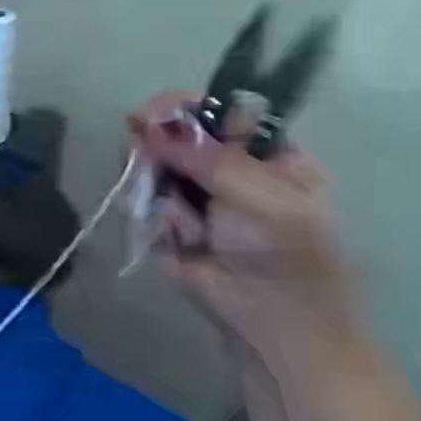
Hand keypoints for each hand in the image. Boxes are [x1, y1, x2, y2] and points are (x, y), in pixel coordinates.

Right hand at [128, 90, 355, 363]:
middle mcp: (223, 166)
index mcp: (266, 157)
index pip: (220, 112)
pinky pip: (136, 194)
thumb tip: (151, 127)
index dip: (184, 106)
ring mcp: (189, 189)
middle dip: (153, 143)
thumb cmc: (284, 253)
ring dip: (148, 181)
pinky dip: (144, 208)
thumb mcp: (265, 200)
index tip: (151, 114)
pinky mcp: (159, 213)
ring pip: (147, 162)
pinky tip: (168, 230)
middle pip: (171, 133)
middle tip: (142, 154)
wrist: (264, 313)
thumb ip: (212, 159)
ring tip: (171, 212)